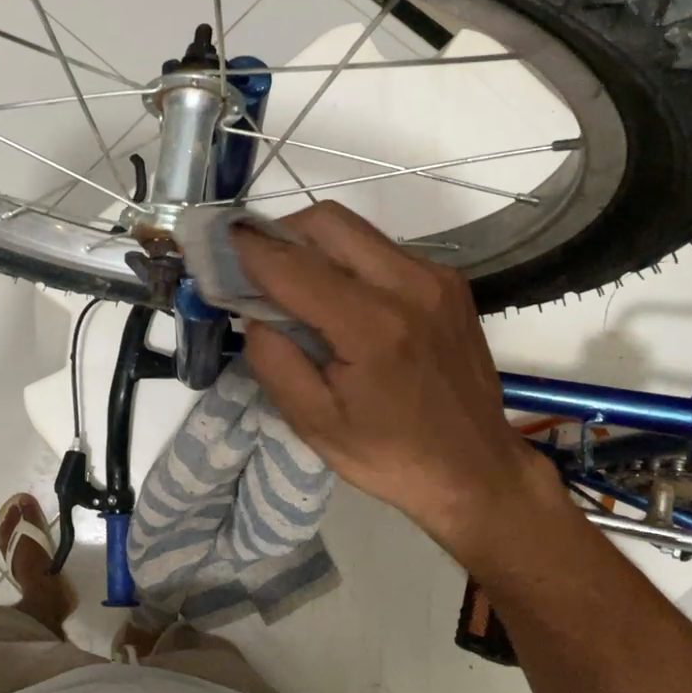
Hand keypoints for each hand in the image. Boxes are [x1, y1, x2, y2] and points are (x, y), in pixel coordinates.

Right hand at [233, 203, 574, 558]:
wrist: (476, 470)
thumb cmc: (390, 456)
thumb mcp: (314, 422)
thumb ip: (275, 361)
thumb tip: (254, 312)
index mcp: (373, 327)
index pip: (293, 265)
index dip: (248, 250)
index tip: (215, 241)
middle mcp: (409, 286)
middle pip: (327, 222)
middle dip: (280, 234)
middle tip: (252, 267)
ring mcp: (435, 279)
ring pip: (356, 230)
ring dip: (312, 245)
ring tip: (289, 286)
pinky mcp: (448, 283)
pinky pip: (381, 250)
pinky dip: (345, 260)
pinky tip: (335, 300)